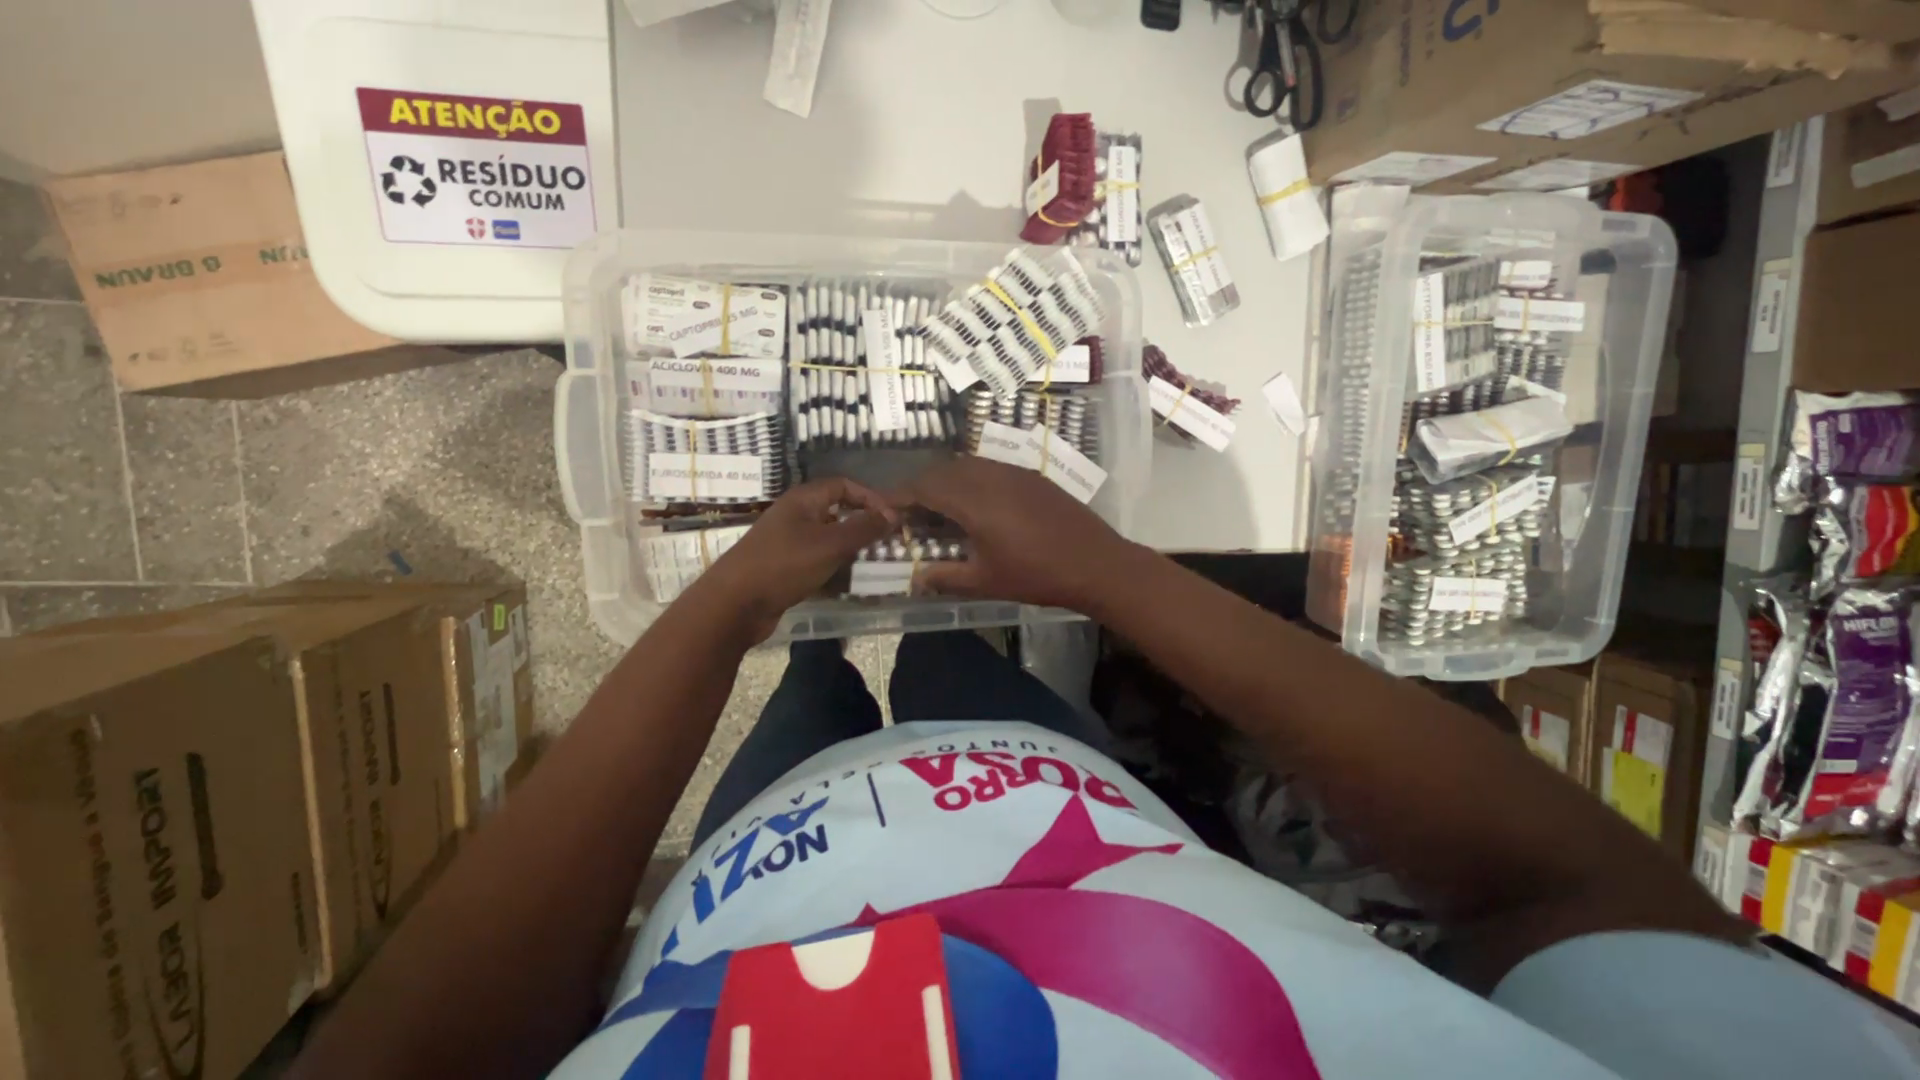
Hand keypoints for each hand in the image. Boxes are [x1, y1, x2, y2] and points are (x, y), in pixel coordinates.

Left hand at [693, 478, 896, 643]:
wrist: (735, 603)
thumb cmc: (785, 565)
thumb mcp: (830, 545)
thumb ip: (863, 529)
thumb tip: (892, 514)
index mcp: (803, 500)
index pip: (843, 485)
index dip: (870, 498)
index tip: (892, 518)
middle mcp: (795, 516)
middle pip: (836, 512)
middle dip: (862, 526)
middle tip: (886, 544)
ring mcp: (787, 543)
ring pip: (827, 540)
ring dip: (850, 551)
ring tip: (873, 565)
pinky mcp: (784, 568)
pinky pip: (816, 562)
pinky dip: (834, 570)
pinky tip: (848, 584)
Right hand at [901, 456, 1142, 610]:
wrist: (1096, 563)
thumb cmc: (1037, 575)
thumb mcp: (986, 582)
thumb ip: (946, 577)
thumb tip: (916, 578)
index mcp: (974, 501)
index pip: (925, 487)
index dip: (901, 496)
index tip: (886, 509)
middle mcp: (991, 477)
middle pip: (944, 470)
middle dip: (922, 487)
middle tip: (911, 513)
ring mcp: (1014, 473)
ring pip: (968, 465)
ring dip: (947, 481)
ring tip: (941, 510)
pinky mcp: (1032, 477)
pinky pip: (991, 468)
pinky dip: (972, 480)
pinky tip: (977, 506)